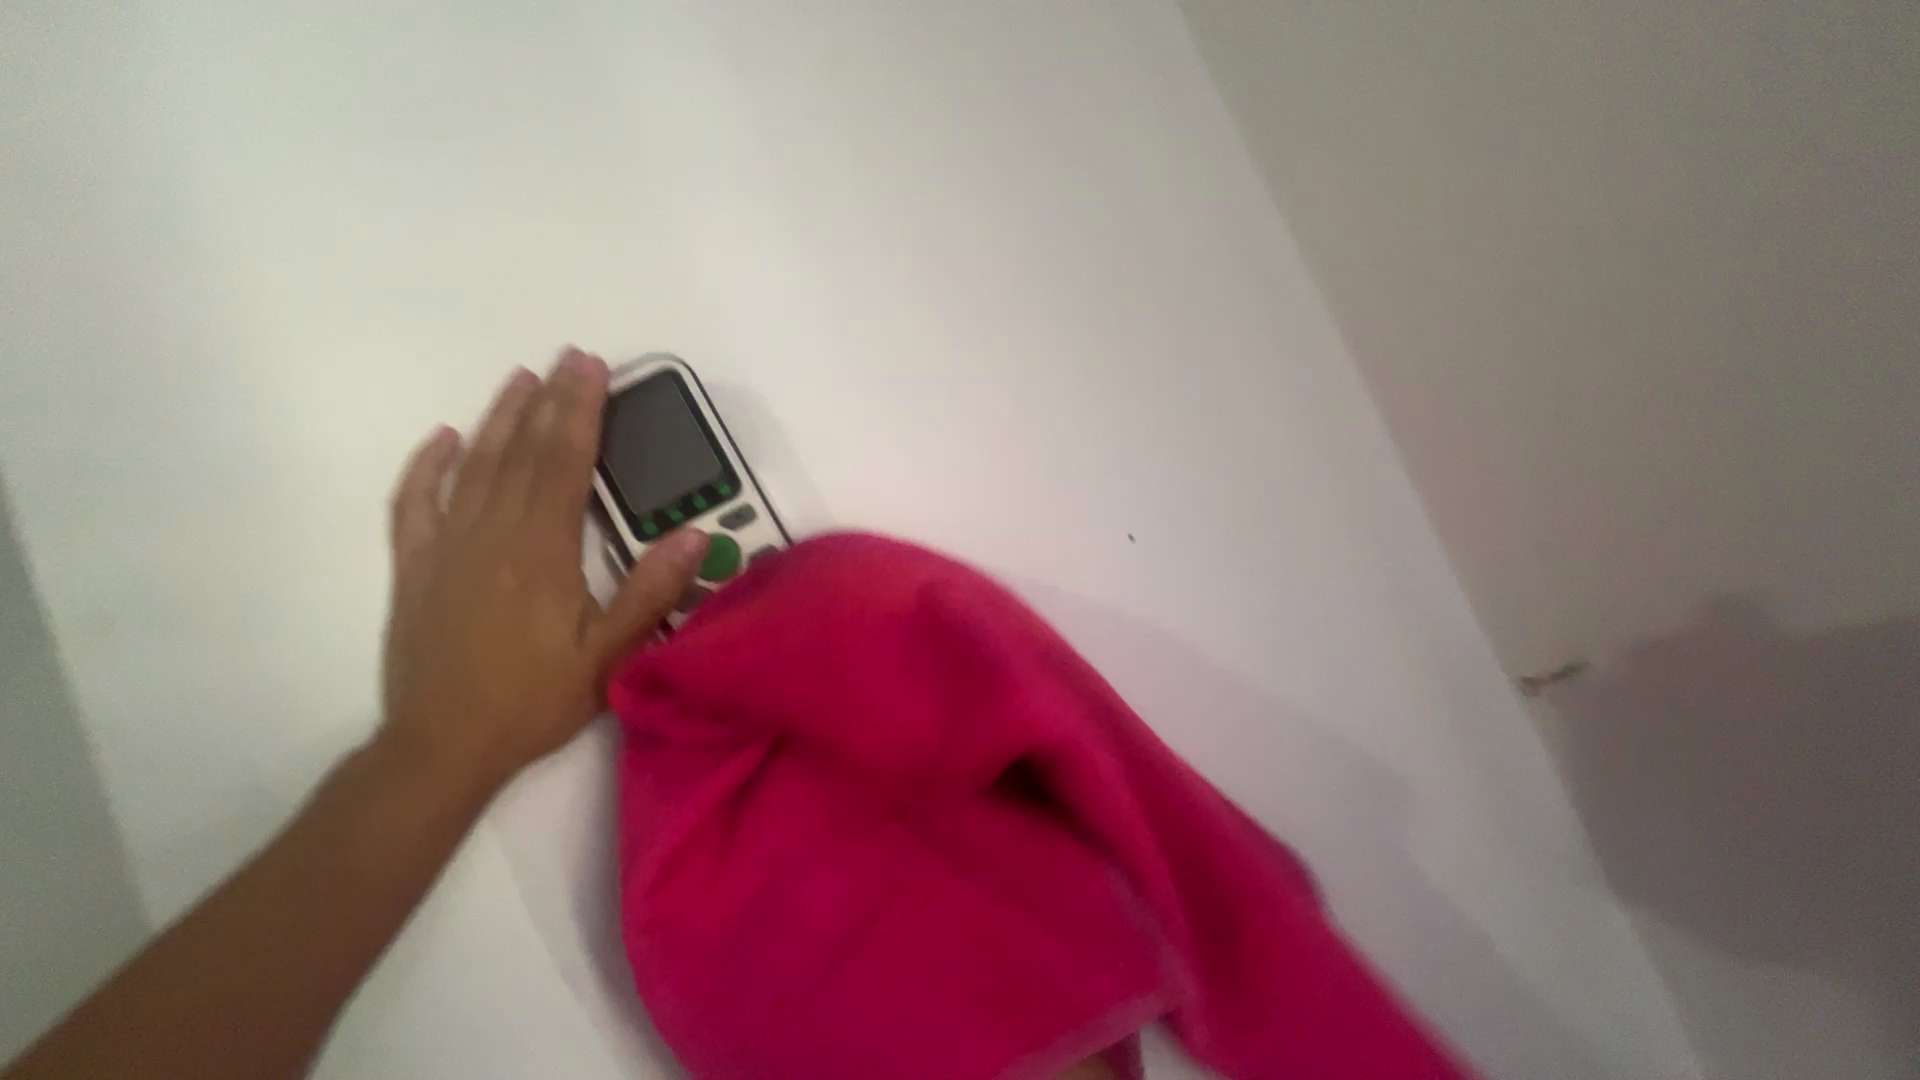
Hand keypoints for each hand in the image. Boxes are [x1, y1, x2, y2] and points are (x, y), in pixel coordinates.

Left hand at [377, 348, 709, 791]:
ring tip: (520, 378)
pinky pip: (414, 504)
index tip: (592, 370)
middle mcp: (491, 536)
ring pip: (474, 468)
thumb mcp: (610, 657)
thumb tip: (694, 535)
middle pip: (523, 454)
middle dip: (550, 401)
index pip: (564, 465)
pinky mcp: (413, 568)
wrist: (441, 747)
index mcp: (542, 554)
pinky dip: (427, 466)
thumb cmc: (534, 701)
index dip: (581, 413)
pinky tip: (444, 437)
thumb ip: (651, 593)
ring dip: (499, 419)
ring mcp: (445, 549)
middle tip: (569, 358)